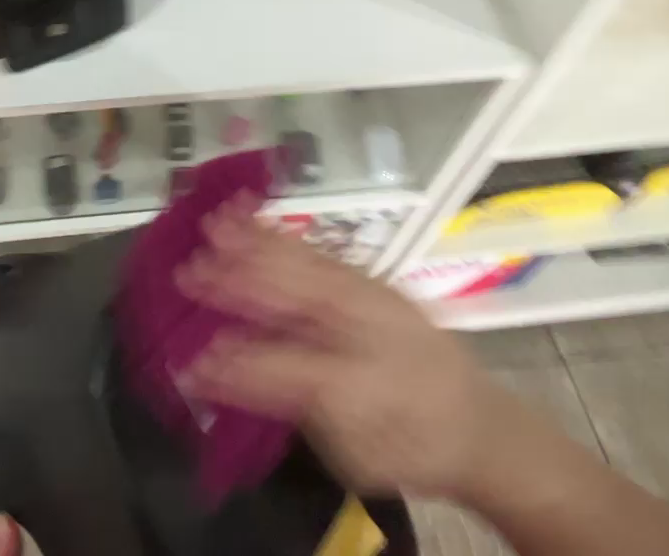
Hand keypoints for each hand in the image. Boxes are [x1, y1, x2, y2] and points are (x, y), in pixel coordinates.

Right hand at [177, 205, 526, 500]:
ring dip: (254, 244)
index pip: (279, 363)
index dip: (232, 361)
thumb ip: (286, 401)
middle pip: (288, 295)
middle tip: (186, 268)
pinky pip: (319, 254)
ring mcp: (368, 297)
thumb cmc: (410, 442)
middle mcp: (361, 326)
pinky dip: (283, 236)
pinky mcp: (371, 283)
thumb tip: (224, 375)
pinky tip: (259, 222)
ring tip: (215, 223)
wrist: (482, 425)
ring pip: (302, 265)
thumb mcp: (350, 445)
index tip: (188, 356)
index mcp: (354, 376)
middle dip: (234, 280)